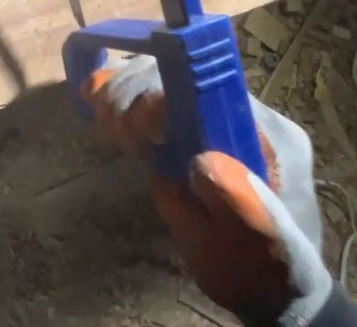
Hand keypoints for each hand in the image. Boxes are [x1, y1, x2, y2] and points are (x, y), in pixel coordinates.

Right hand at [84, 55, 332, 325]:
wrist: (259, 282)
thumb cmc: (264, 265)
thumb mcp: (264, 245)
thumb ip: (242, 204)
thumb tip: (203, 160)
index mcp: (265, 132)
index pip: (208, 90)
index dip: (167, 99)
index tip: (148, 135)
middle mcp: (229, 113)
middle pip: (168, 74)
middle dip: (133, 99)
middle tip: (123, 140)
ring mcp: (195, 114)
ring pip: (144, 75)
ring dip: (116, 97)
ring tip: (115, 135)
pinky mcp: (168, 123)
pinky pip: (132, 88)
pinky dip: (107, 88)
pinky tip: (92, 100)